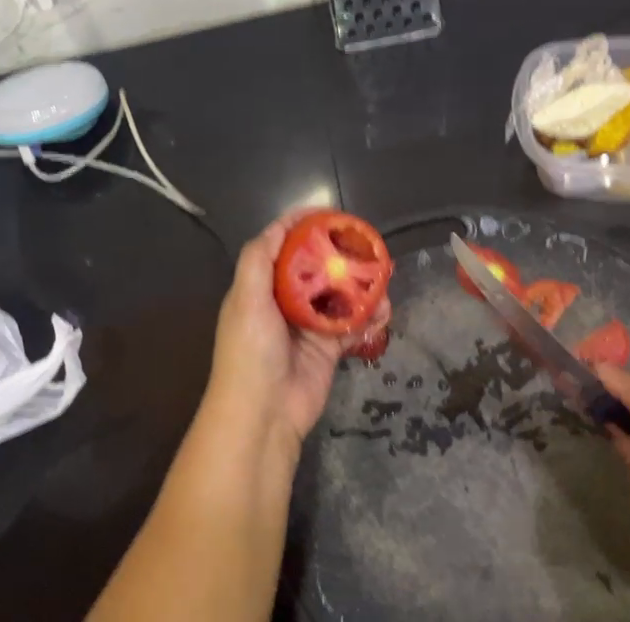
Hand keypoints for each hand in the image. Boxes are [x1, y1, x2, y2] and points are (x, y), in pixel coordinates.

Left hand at [205, 212, 383, 448]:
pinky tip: (383, 313)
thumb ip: (258, 259)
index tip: (331, 214)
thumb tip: (280, 226)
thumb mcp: (245, 299)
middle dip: (340, 255)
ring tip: (383, 279)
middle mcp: (284, 301)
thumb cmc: (250, 351)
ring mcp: (308, 325)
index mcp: (260, 286)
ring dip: (361, 287)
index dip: (303, 226)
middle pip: (316, 267)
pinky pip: (353, 326)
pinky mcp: (328, 349)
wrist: (263, 414)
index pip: (281, 245)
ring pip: (339, 295)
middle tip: (368, 246)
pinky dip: (370, 318)